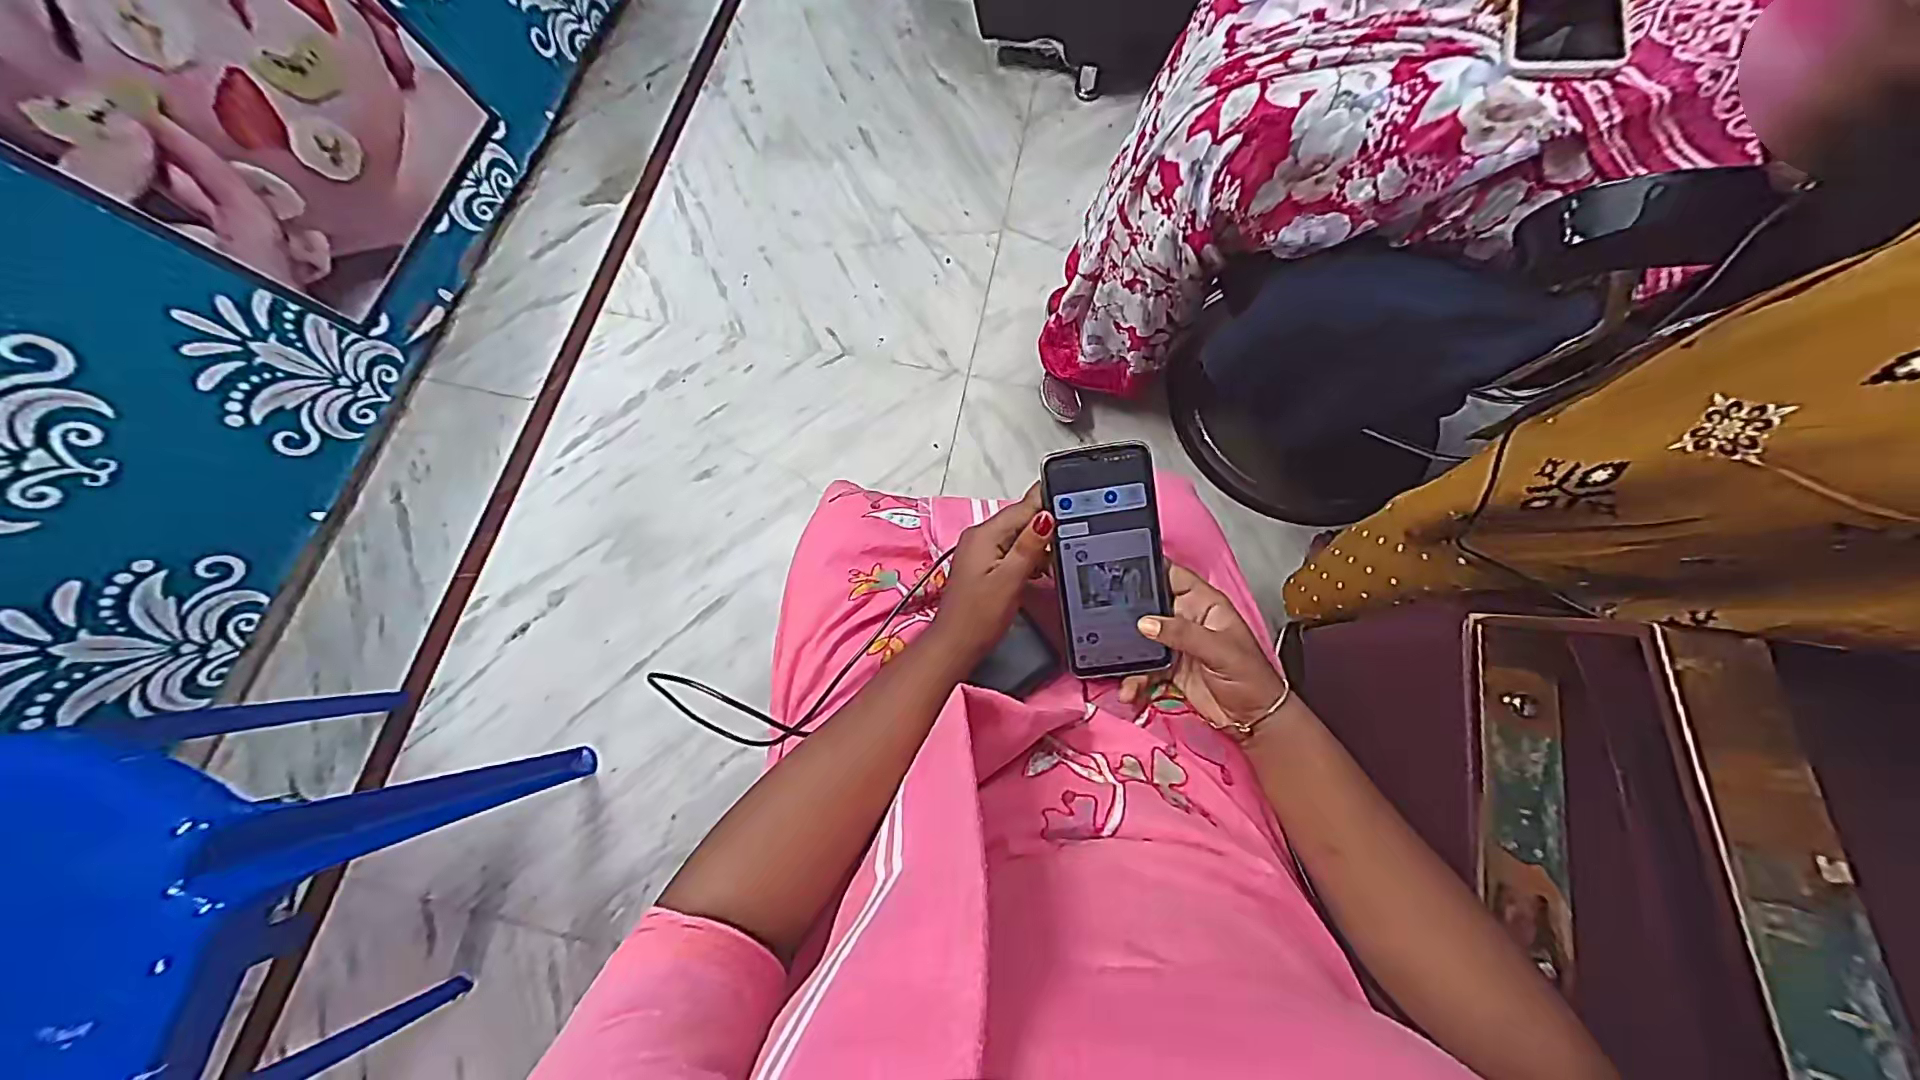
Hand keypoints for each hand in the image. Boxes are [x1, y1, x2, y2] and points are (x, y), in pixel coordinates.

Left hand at [927, 486, 1054, 665]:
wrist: (956, 645)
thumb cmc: (978, 617)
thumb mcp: (1010, 579)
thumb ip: (1029, 546)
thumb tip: (1046, 516)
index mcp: (984, 534)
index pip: (1023, 508)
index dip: (1049, 509)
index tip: (1073, 511)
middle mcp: (979, 536)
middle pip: (1020, 520)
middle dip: (1044, 530)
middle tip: (1065, 545)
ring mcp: (980, 550)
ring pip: (1017, 536)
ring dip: (1037, 547)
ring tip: (1051, 564)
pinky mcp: (983, 564)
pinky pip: (1010, 550)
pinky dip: (1026, 558)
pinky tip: (1037, 572)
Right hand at [1119, 564, 1288, 735]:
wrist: (1254, 722)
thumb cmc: (1250, 679)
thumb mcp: (1220, 651)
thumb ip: (1183, 634)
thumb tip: (1144, 623)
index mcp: (1204, 605)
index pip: (1173, 577)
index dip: (1150, 569)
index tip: (1120, 569)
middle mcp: (1187, 620)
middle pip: (1150, 607)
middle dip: (1129, 613)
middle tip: (1104, 618)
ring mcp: (1176, 644)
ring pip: (1142, 640)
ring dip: (1129, 654)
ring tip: (1120, 670)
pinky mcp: (1168, 668)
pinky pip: (1143, 667)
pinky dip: (1134, 679)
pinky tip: (1130, 691)